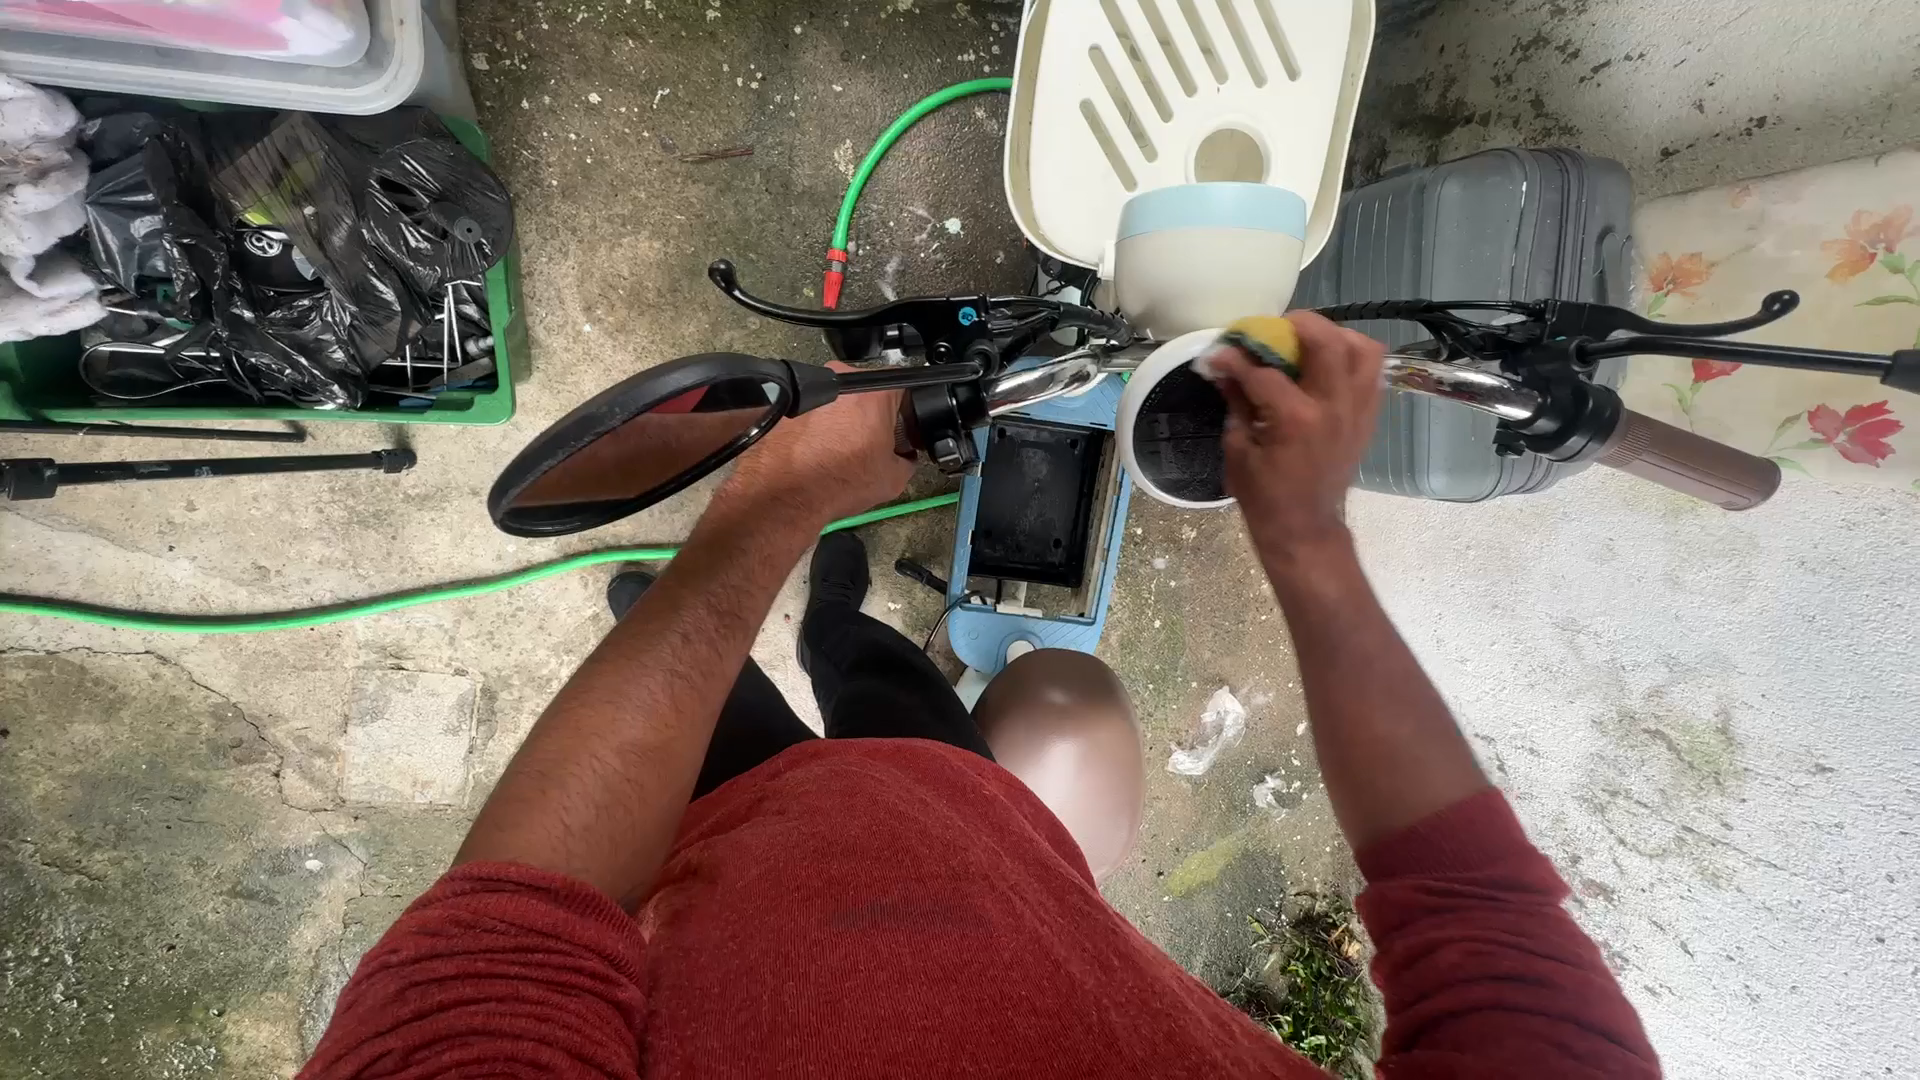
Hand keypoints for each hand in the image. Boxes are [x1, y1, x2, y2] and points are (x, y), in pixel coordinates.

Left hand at [719, 363, 913, 525]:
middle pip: (870, 392)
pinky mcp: (791, 402)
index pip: (906, 389)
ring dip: (847, 419)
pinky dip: (822, 424)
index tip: (905, 429)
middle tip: (875, 443)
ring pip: (841, 400)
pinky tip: (823, 448)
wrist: (787, 493)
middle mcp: (842, 381)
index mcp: (875, 391)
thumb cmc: (836, 481)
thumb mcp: (893, 479)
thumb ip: (907, 460)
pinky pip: (816, 408)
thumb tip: (905, 457)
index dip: (909, 412)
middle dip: (875, 415)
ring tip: (845, 448)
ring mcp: (813, 389)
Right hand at [1205, 312, 1384, 558]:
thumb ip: (1236, 402)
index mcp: (1294, 419)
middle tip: (1273, 329)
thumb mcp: (1238, 449)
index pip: (1263, 371)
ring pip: (1361, 348)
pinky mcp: (1369, 415)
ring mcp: (1357, 409)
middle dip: (1296, 325)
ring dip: (1333, 335)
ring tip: (1307, 342)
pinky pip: (1371, 371)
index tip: (1220, 351)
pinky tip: (1326, 365)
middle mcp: (1333, 406)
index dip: (1237, 358)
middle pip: (1326, 340)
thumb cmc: (1264, 496)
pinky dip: (1351, 357)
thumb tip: (1223, 369)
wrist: (1305, 526)